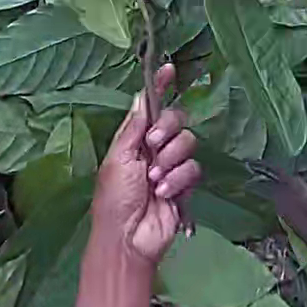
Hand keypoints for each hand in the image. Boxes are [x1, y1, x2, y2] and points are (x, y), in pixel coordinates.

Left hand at [96, 63, 200, 264]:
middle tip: (153, 146)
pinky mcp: (185, 184)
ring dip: (170, 161)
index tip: (169, 68)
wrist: (128, 238)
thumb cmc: (114, 198)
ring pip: (188, 143)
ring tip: (154, 181)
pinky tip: (165, 194)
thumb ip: (134, 126)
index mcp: (136, 138)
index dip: (161, 86)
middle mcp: (156, 147)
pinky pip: (193, 169)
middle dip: (168, 130)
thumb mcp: (118, 157)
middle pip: (177, 119)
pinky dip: (178, 180)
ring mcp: (172, 165)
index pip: (152, 105)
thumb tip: (141, 95)